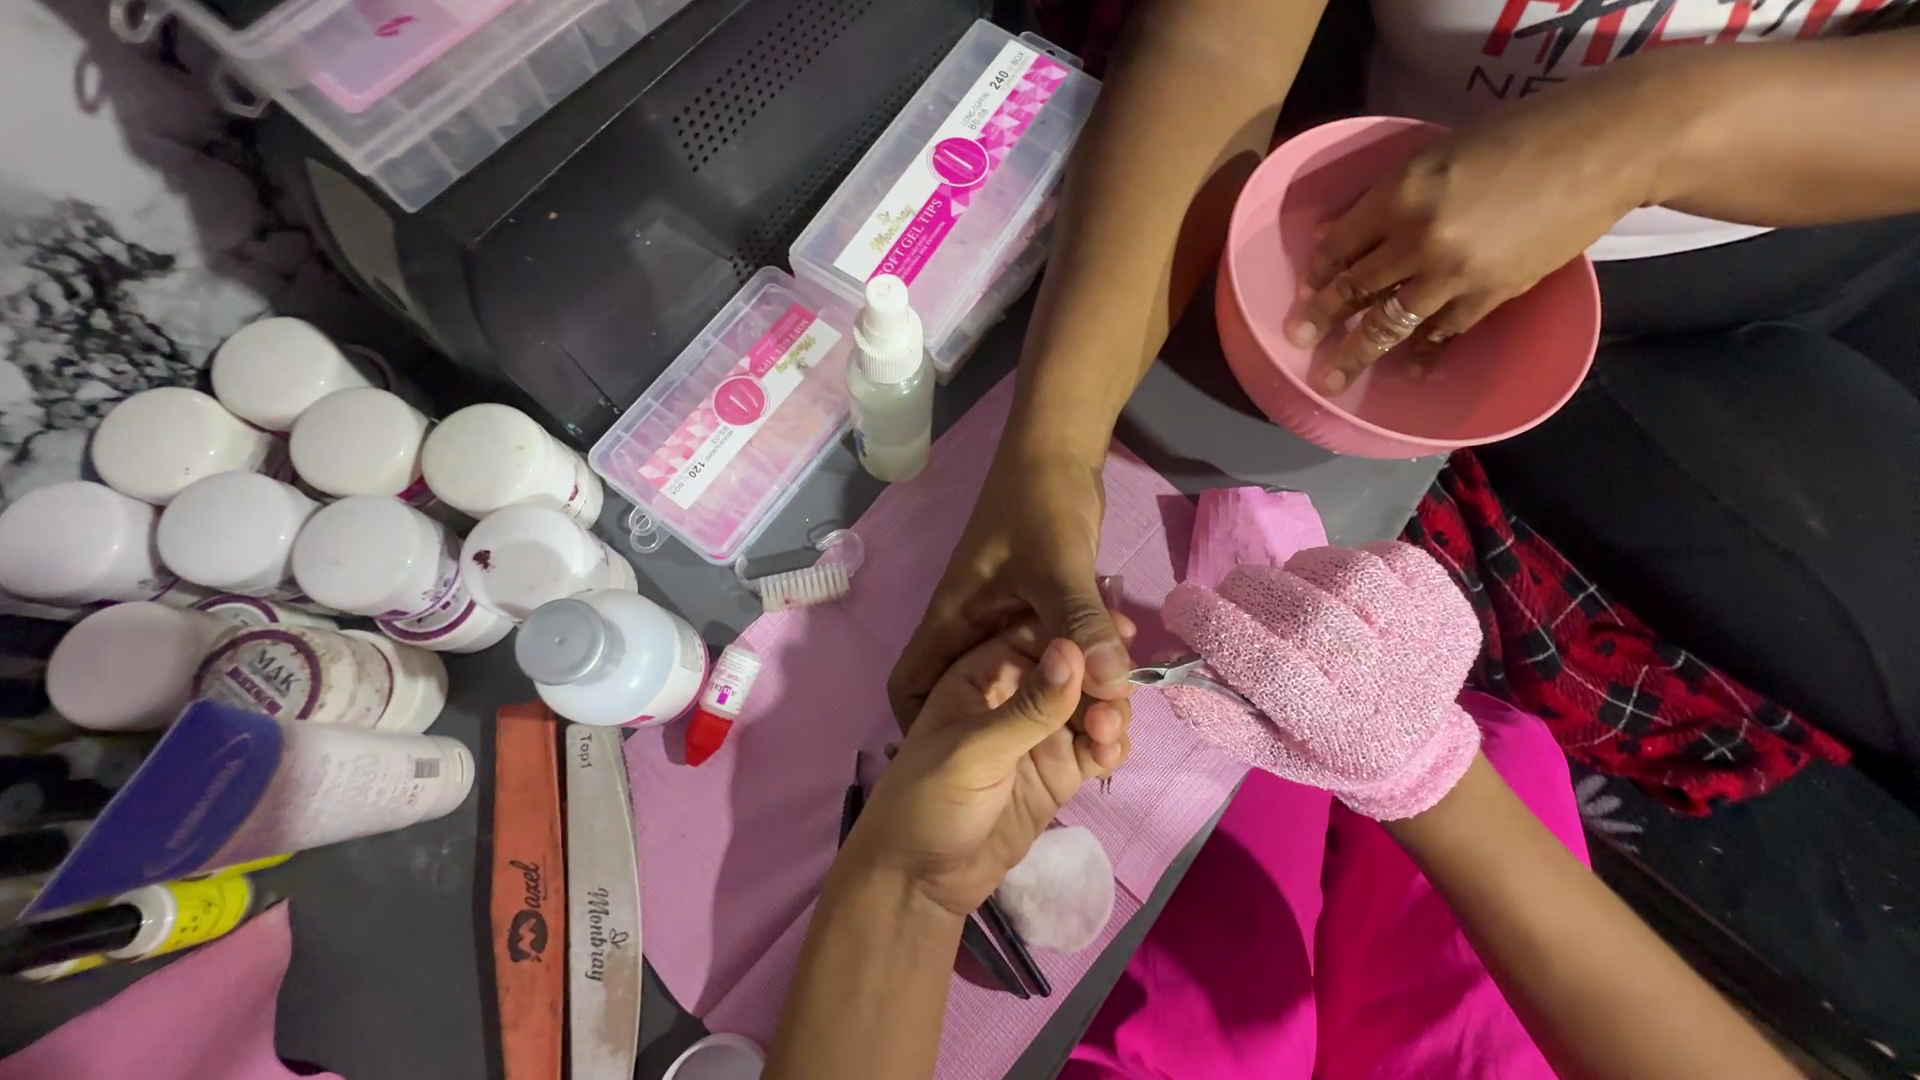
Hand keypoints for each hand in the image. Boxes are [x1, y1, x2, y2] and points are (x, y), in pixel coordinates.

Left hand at [852, 627, 1128, 916]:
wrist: (922, 880)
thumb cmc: (929, 801)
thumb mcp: (974, 750)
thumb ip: (1028, 707)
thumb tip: (1073, 649)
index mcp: (983, 674)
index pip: (1035, 633)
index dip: (1076, 630)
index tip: (1118, 633)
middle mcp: (1015, 696)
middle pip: (1074, 668)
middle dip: (1101, 675)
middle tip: (1120, 693)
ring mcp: (1040, 735)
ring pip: (1090, 706)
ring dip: (1109, 712)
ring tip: (1107, 731)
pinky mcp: (1059, 772)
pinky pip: (1095, 747)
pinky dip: (1109, 746)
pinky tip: (1110, 754)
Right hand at [889, 452, 1132, 747]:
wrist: (1059, 451)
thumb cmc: (1038, 501)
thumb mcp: (1058, 565)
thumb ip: (1082, 624)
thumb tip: (1114, 689)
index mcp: (952, 620)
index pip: (912, 685)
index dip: (919, 727)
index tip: (963, 763)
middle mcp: (972, 626)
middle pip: (975, 691)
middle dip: (1016, 722)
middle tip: (1072, 747)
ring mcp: (1006, 616)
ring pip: (1022, 673)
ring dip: (1061, 693)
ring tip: (1108, 716)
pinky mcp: (1037, 606)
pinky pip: (1052, 652)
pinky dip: (1079, 666)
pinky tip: (1117, 678)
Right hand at [1164, 542, 1482, 819]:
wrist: (1413, 747)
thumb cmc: (1322, 745)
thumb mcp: (1262, 749)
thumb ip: (1211, 711)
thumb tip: (1165, 663)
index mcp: (1331, 726)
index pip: (1265, 664)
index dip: (1210, 624)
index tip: (1179, 604)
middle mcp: (1379, 684)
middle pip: (1299, 611)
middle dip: (1243, 590)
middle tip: (1232, 597)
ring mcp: (1421, 641)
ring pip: (1340, 572)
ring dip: (1296, 571)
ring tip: (1290, 592)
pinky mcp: (1446, 606)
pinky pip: (1385, 555)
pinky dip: (1348, 559)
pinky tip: (1338, 588)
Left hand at [1288, 66, 1664, 391]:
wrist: (1612, 146)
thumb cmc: (1520, 136)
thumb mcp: (1436, 153)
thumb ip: (1384, 198)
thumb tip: (1334, 235)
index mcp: (1401, 194)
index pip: (1339, 245)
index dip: (1316, 273)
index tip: (1303, 292)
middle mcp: (1418, 238)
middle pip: (1354, 289)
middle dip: (1320, 320)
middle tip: (1296, 342)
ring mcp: (1453, 273)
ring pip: (1389, 321)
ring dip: (1356, 353)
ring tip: (1331, 380)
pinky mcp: (1490, 294)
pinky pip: (1443, 333)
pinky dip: (1423, 354)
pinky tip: (1408, 373)